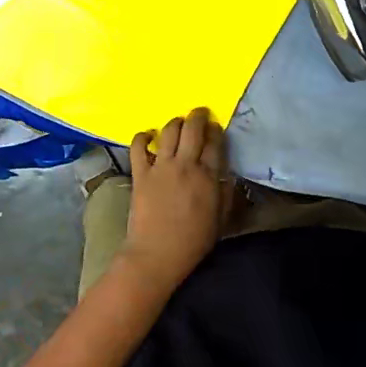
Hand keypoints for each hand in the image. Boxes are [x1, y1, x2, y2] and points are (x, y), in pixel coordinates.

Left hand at [118, 108, 232, 289]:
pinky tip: (148, 135)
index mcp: (208, 177)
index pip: (215, 143)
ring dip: (175, 122)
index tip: (216, 127)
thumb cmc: (193, 242)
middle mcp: (186, 165)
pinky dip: (142, 136)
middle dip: (198, 115)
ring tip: (178, 122)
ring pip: (169, 131)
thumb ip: (226, 193)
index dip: (216, 130)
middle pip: (193, 129)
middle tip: (200, 112)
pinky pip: (138, 146)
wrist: (157, 254)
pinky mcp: (141, 173)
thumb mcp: (221, 219)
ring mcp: (161, 167)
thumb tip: (226, 174)